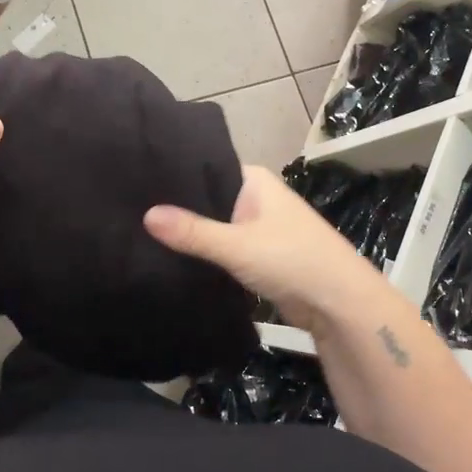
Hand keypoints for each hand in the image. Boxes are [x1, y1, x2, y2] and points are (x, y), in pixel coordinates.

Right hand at [143, 165, 383, 332]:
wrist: (342, 306)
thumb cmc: (293, 260)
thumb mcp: (236, 245)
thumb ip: (191, 231)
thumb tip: (145, 215)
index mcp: (254, 180)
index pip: (204, 165)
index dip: (173, 174)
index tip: (135, 179)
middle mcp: (256, 197)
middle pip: (207, 197)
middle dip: (177, 207)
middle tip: (129, 208)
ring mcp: (259, 227)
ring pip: (214, 225)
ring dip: (190, 233)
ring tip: (141, 231)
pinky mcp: (259, 256)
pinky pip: (222, 248)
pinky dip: (204, 253)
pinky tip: (172, 257)